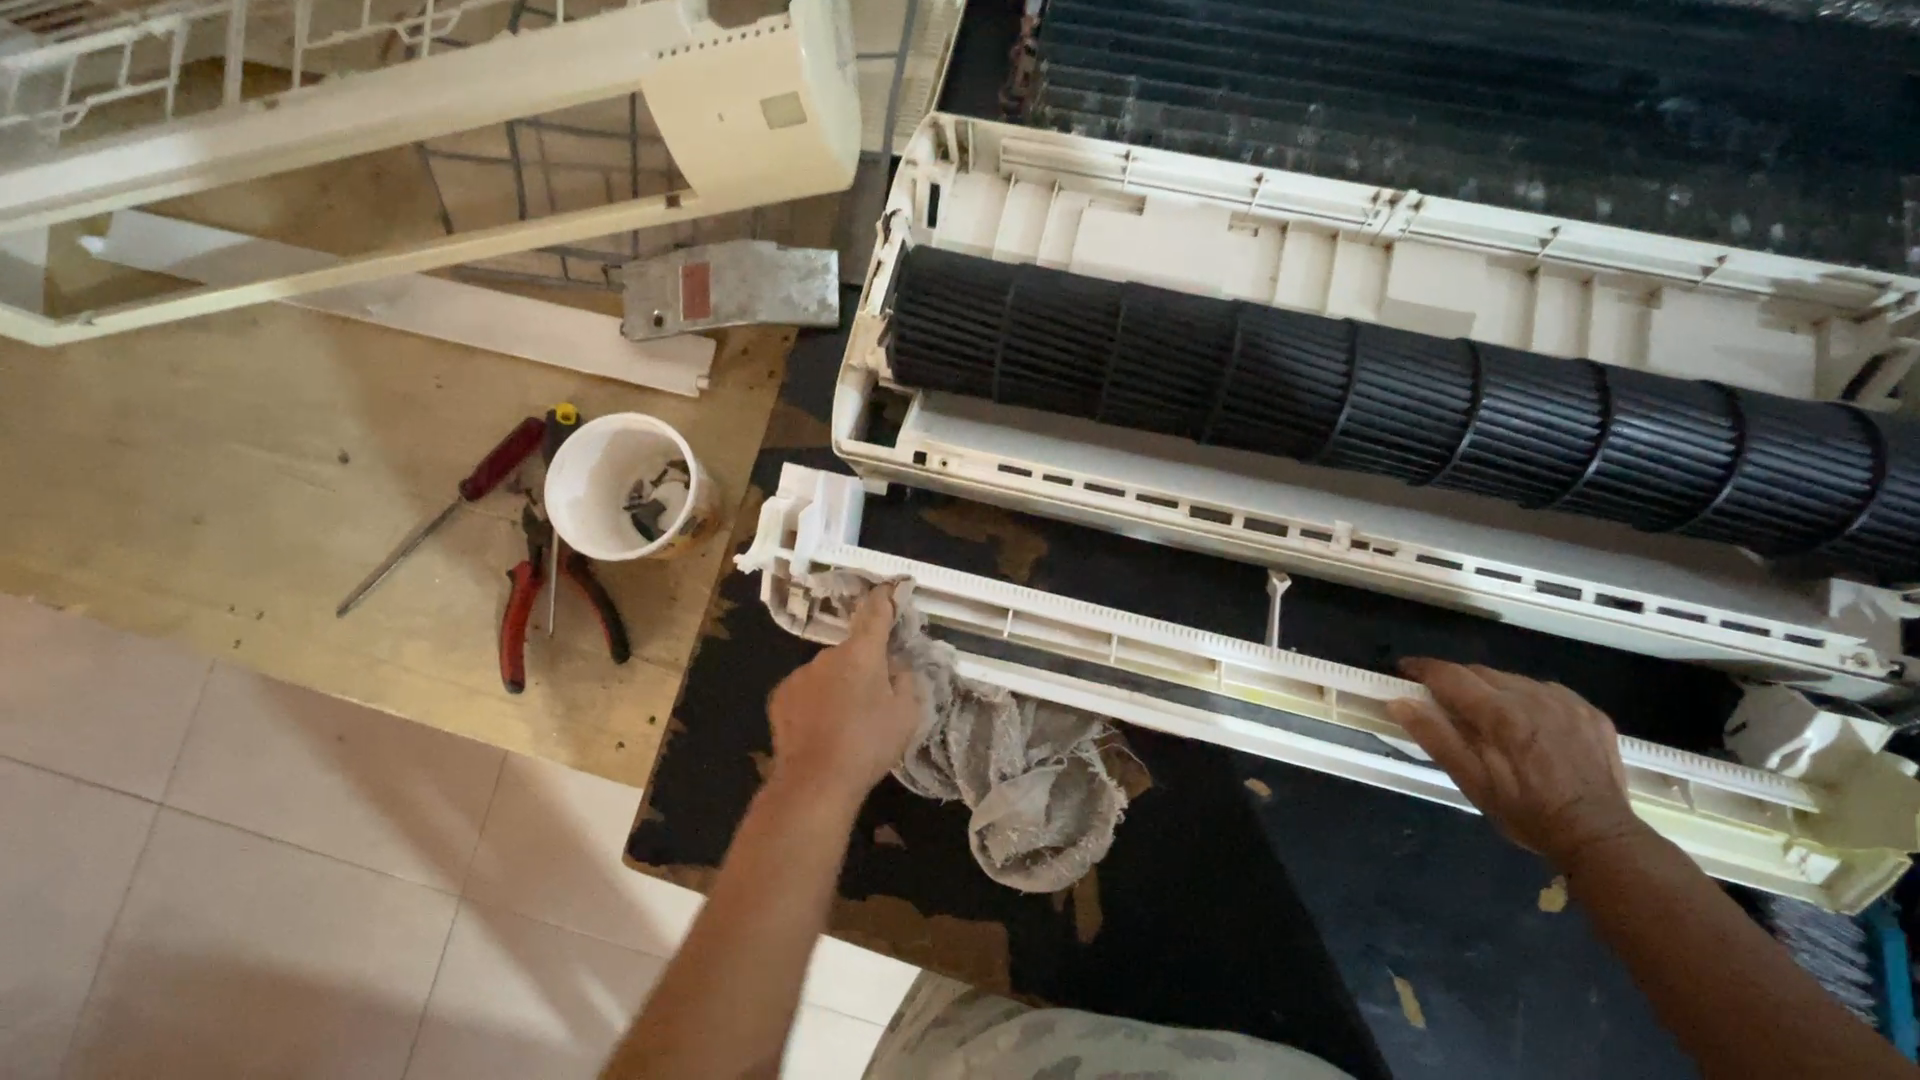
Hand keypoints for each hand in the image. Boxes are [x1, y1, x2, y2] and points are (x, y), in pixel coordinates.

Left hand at [765, 585, 922, 807]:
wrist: (815, 781)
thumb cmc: (868, 744)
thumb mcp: (907, 715)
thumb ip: (906, 682)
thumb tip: (895, 667)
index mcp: (862, 653)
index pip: (875, 613)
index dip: (886, 598)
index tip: (893, 587)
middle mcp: (826, 655)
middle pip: (853, 651)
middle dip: (864, 667)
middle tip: (876, 700)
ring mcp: (799, 675)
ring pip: (828, 673)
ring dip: (839, 687)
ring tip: (846, 724)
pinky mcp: (781, 697)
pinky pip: (807, 691)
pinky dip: (816, 702)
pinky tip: (822, 730)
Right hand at [1387, 659, 1649, 870]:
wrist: (1599, 836)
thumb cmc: (1526, 812)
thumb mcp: (1471, 780)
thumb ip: (1435, 736)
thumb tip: (1400, 702)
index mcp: (1500, 714)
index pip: (1450, 675)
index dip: (1422, 668)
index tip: (1404, 669)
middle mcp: (1533, 696)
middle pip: (1481, 672)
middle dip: (1456, 681)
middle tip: (1442, 703)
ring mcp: (1566, 702)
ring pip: (1513, 680)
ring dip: (1492, 690)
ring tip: (1487, 717)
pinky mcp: (1590, 712)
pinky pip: (1546, 692)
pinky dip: (1526, 699)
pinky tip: (1527, 724)